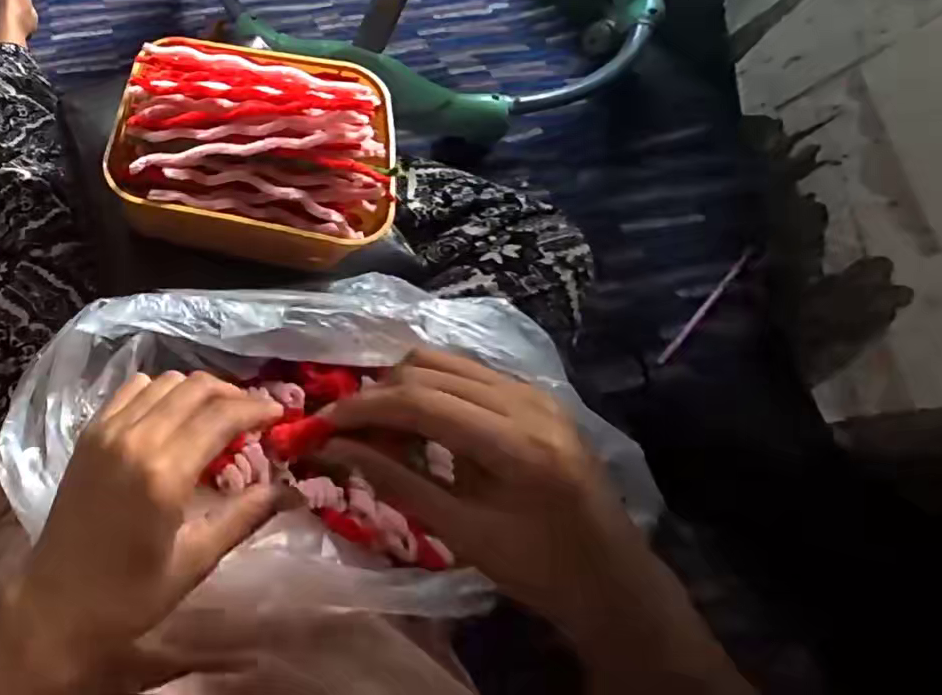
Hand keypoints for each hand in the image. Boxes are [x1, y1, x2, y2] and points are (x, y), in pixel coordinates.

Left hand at [9, 371, 295, 684]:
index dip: (255, 408)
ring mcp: (108, 428)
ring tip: (215, 414)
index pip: (220, 415)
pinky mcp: (90, 429)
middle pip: (194, 387)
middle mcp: (135, 437)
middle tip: (253, 414)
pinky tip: (171, 414)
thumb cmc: (130, 594)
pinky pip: (132, 388)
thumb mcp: (195, 561)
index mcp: (164, 472)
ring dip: (196, 390)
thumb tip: (289, 490)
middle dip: (231, 393)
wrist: (57, 602)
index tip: (278, 414)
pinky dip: (160, 390)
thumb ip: (242, 516)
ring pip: (164, 380)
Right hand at [319, 350, 749, 693]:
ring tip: (380, 424)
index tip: (323, 424)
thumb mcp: (461, 534)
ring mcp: (532, 390)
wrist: (617, 582)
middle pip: (424, 371)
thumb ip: (394, 480)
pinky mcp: (531, 391)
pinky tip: (416, 418)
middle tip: (347, 429)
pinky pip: (460, 369)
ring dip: (398, 385)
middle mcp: (527, 402)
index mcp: (519, 446)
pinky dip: (425, 385)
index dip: (363, 408)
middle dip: (375, 396)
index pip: (420, 401)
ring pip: (438, 360)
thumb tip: (333, 446)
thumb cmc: (540, 571)